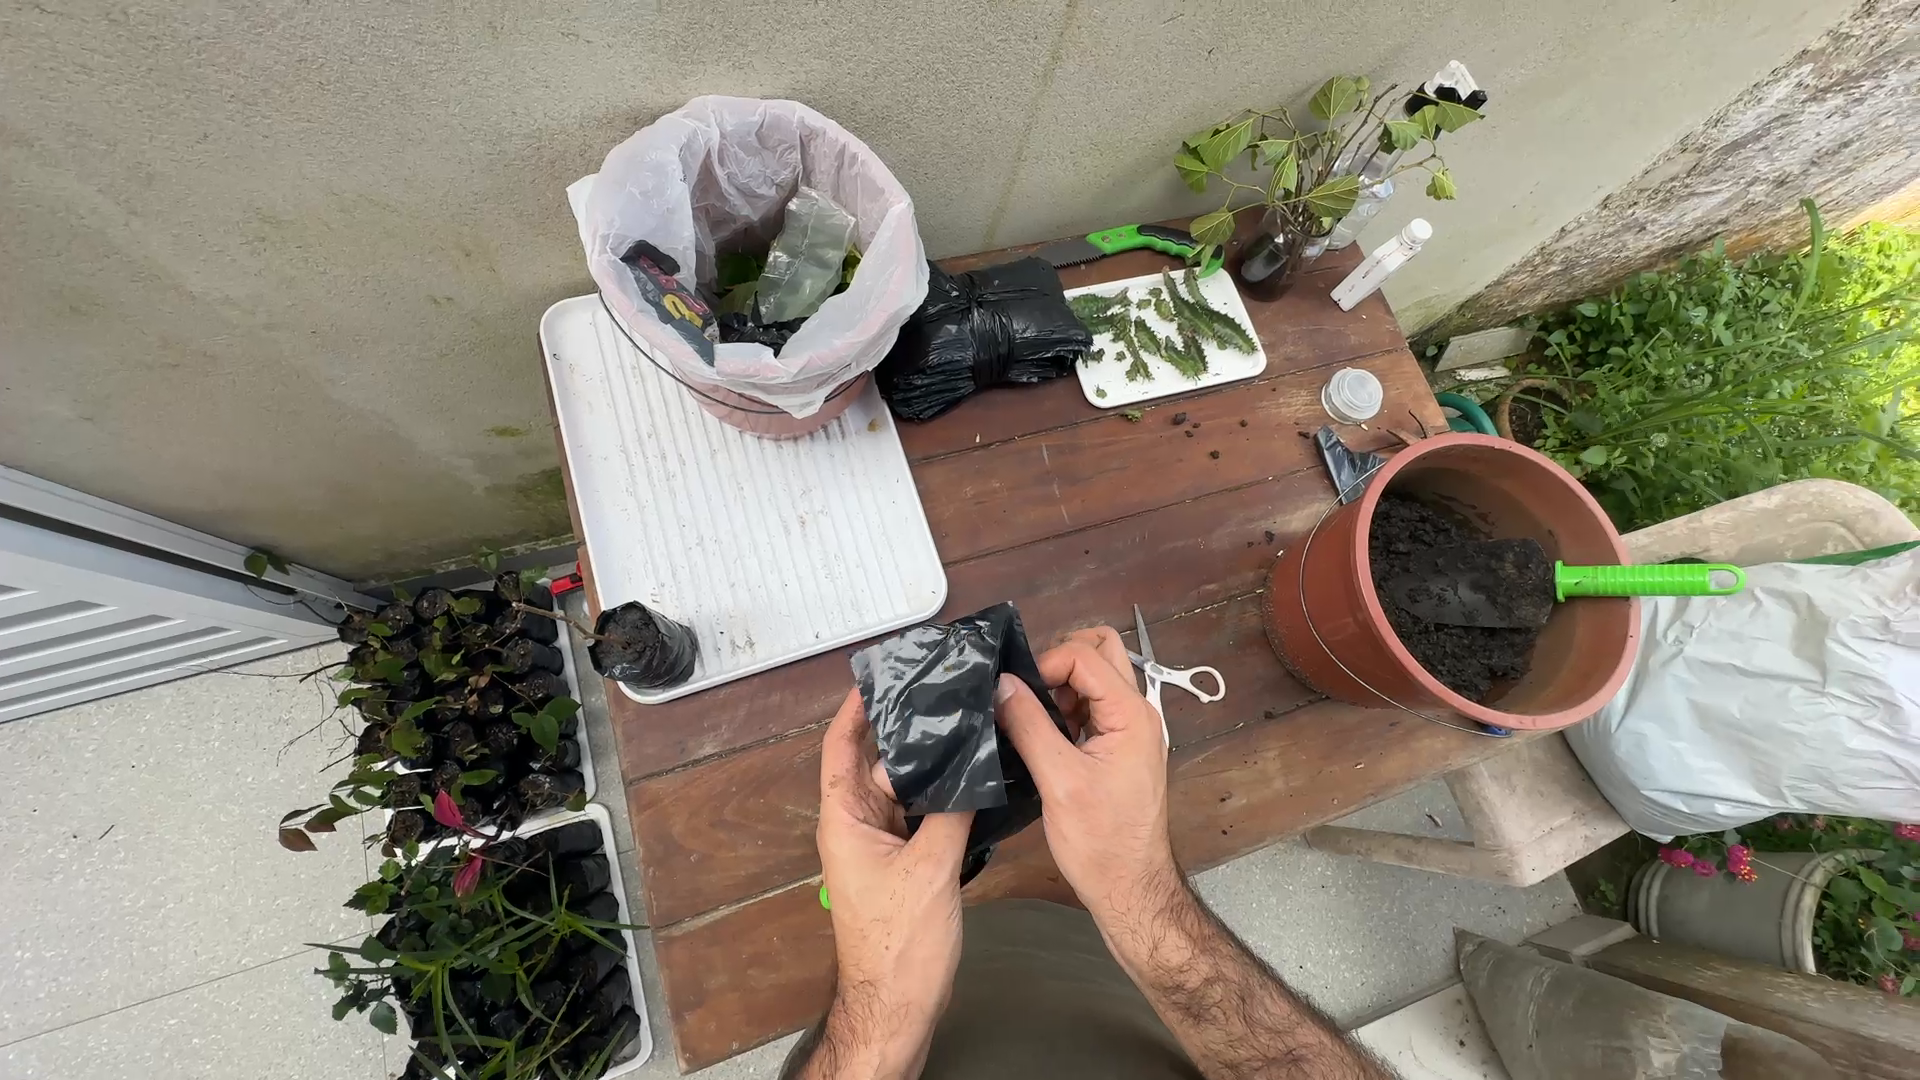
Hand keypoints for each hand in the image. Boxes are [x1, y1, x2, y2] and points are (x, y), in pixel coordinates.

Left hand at [812, 688, 973, 1076]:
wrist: (898, 1008)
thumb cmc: (900, 944)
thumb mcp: (930, 869)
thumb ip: (951, 811)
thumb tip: (971, 763)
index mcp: (845, 818)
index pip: (840, 748)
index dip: (854, 710)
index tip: (876, 676)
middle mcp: (858, 823)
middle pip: (878, 762)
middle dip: (905, 729)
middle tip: (940, 693)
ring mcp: (881, 841)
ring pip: (903, 787)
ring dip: (928, 763)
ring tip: (962, 726)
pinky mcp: (903, 858)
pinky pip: (919, 812)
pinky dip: (939, 793)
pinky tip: (968, 776)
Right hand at [993, 628, 1180, 939]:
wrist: (1130, 888)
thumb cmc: (1099, 840)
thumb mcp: (1058, 781)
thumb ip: (1030, 725)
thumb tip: (1000, 682)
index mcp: (1131, 713)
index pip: (1086, 655)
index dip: (1046, 663)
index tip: (1017, 692)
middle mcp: (1138, 710)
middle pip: (1102, 650)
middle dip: (1060, 657)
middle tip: (1029, 687)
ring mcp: (1131, 726)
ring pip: (1098, 673)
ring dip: (1063, 681)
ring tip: (1034, 713)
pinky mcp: (1119, 743)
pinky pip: (1093, 702)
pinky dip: (1067, 702)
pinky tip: (1044, 730)